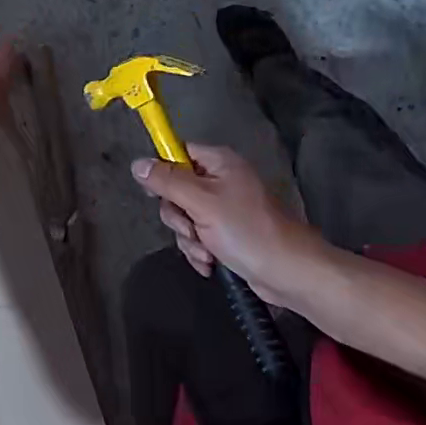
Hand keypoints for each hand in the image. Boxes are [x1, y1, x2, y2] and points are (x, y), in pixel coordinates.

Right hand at [130, 144, 322, 306]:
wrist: (288, 272)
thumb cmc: (246, 230)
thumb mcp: (201, 201)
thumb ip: (167, 181)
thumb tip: (137, 163)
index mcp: (218, 162)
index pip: (178, 153)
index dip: (163, 170)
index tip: (157, 193)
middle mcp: (221, 180)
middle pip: (176, 188)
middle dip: (178, 216)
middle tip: (191, 229)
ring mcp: (224, 208)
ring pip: (185, 216)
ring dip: (188, 238)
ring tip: (206, 253)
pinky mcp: (227, 234)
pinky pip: (198, 236)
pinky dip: (199, 250)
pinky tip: (210, 263)